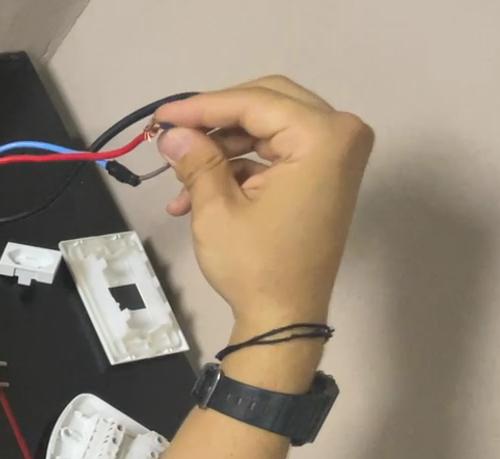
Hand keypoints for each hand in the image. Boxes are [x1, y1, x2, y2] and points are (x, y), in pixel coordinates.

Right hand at [155, 77, 372, 330]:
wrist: (285, 315)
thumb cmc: (255, 266)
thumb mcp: (217, 212)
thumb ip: (198, 163)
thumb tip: (172, 134)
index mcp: (322, 136)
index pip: (255, 103)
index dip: (202, 106)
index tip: (160, 116)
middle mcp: (339, 133)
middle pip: (267, 105)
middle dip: (214, 120)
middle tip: (170, 134)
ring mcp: (334, 154)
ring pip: (267, 130)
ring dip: (221, 149)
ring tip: (179, 179)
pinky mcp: (322, 175)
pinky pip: (274, 155)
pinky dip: (237, 167)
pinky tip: (198, 193)